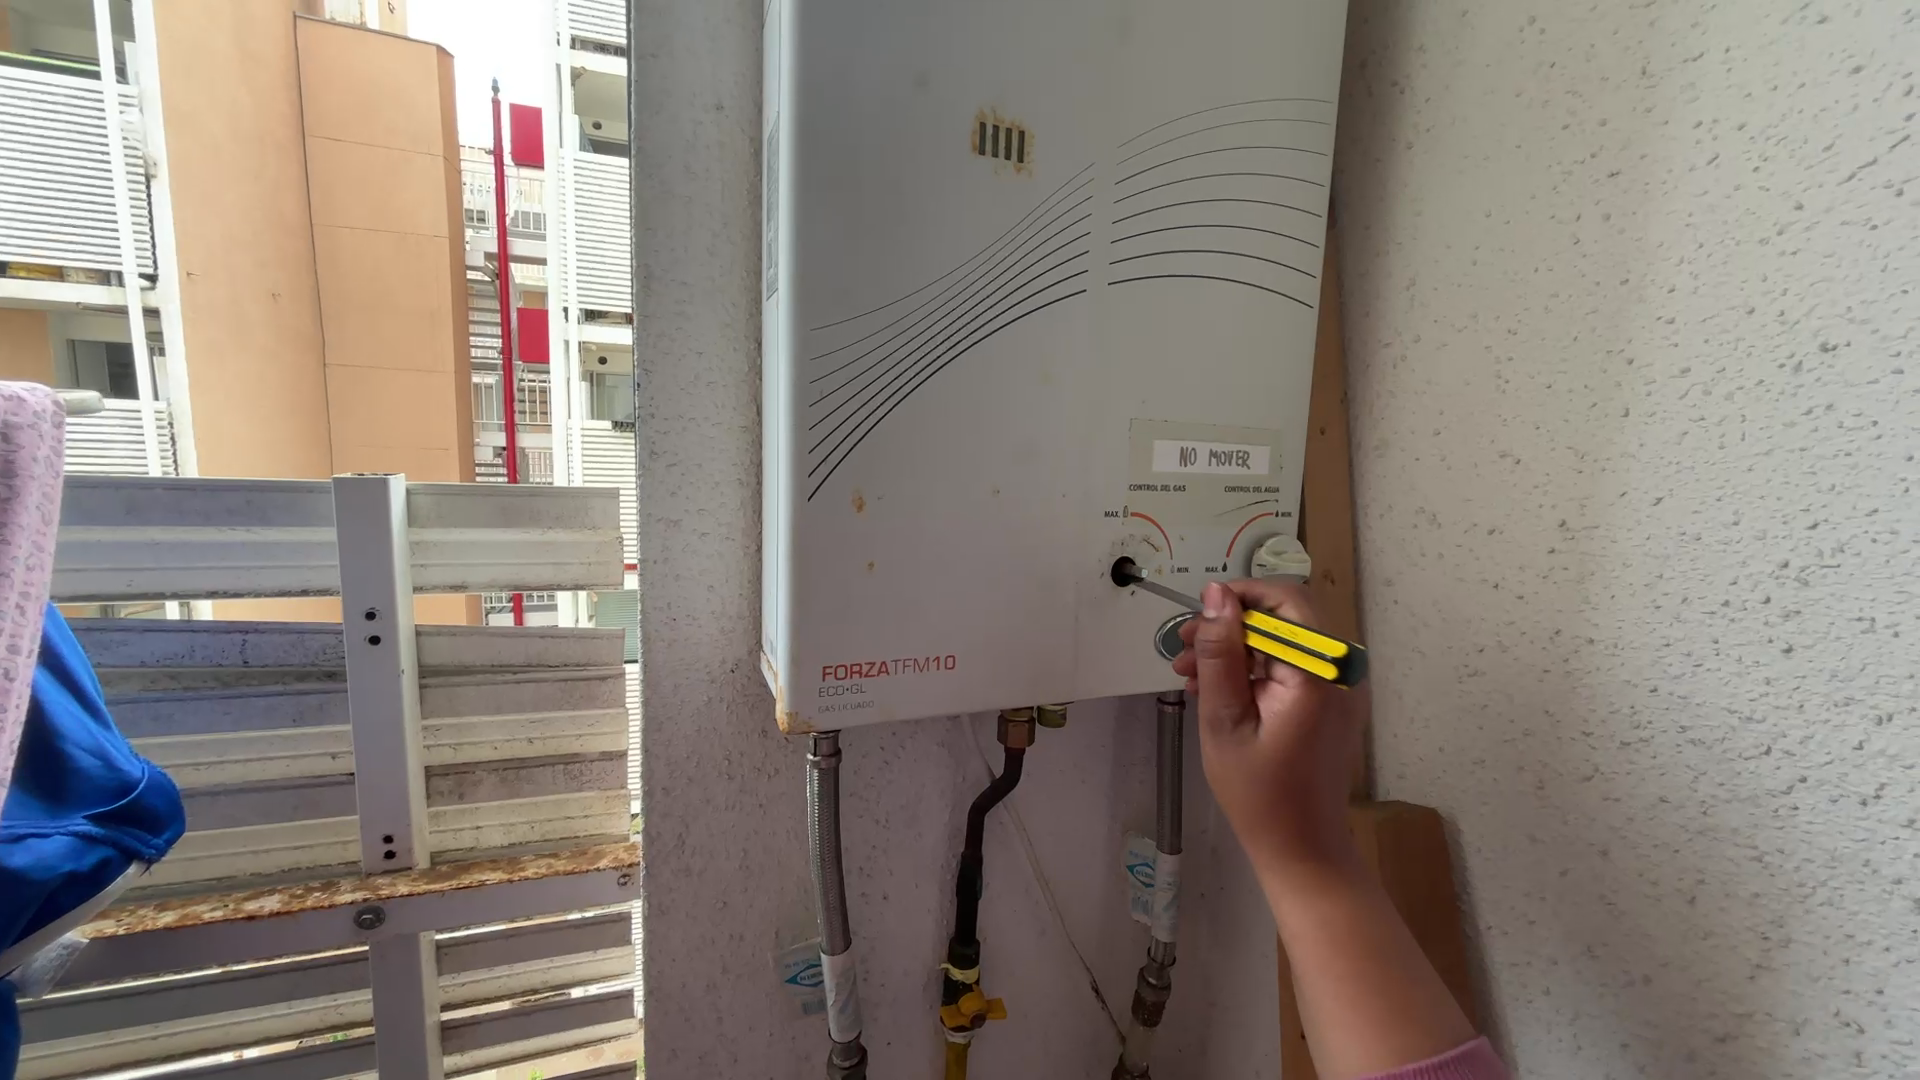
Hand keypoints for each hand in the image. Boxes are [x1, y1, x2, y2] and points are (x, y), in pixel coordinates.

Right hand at [1172, 580, 1365, 880]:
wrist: (1301, 849)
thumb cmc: (1257, 791)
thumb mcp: (1225, 718)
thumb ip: (1219, 653)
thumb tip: (1214, 595)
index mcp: (1317, 673)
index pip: (1285, 601)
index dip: (1239, 597)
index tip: (1195, 619)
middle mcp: (1339, 671)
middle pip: (1282, 618)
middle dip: (1229, 626)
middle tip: (1182, 649)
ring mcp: (1338, 687)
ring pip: (1280, 640)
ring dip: (1233, 648)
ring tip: (1188, 675)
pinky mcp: (1329, 701)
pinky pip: (1287, 665)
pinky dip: (1250, 669)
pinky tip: (1214, 690)